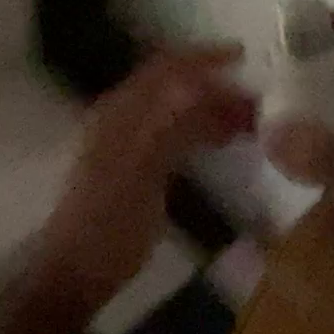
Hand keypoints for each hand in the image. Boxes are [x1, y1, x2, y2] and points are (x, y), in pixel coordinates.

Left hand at [29, 45, 255, 314]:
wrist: (77, 276)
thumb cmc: (109, 227)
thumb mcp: (141, 175)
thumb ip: (168, 125)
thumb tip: (198, 83)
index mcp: (119, 112)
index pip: (164, 68)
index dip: (202, 57)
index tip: (243, 56)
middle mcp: (120, 117)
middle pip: (172, 86)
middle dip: (214, 86)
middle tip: (257, 102)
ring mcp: (125, 141)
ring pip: (175, 109)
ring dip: (210, 109)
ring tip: (248, 122)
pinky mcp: (133, 166)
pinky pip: (173, 133)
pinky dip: (199, 130)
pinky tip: (220, 142)